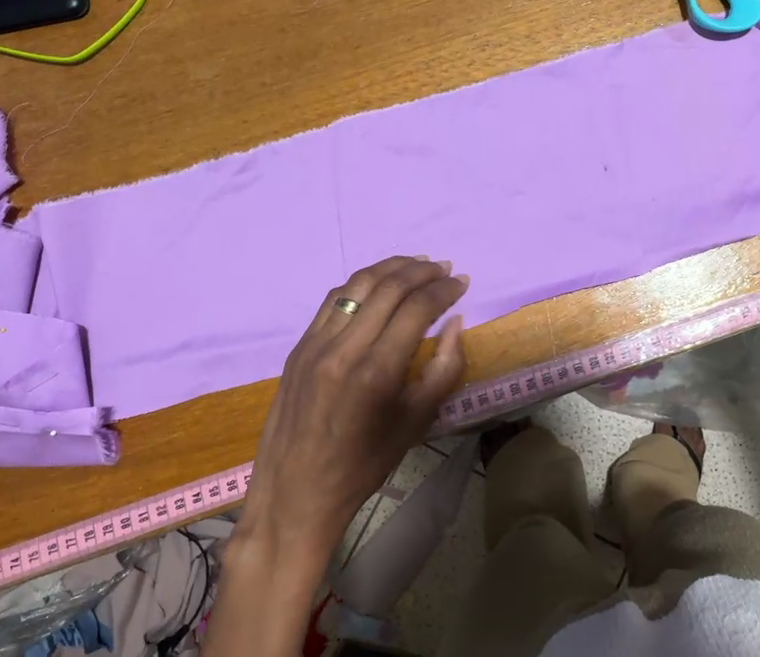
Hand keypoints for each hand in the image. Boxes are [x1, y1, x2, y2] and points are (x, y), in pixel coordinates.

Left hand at [234, 256, 468, 563]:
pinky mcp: (299, 347)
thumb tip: (456, 321)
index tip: (463, 283)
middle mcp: (344, 349)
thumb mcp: (417, 422)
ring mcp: (316, 344)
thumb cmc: (365, 464)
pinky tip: (378, 285)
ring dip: (391, 268)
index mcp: (377, 371)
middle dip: (423, 271)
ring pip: (358, 284)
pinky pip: (333, 300)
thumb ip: (445, 367)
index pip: (418, 308)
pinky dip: (361, 284)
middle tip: (445, 269)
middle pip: (389, 287)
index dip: (445, 289)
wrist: (296, 494)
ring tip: (417, 265)